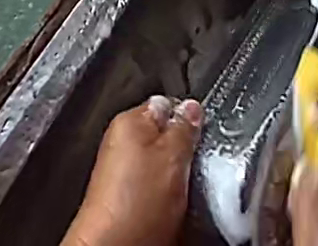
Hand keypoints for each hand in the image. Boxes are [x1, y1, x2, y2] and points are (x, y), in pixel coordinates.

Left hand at [62, 95, 203, 245]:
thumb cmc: (132, 208)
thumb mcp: (173, 155)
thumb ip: (185, 126)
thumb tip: (192, 108)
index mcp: (128, 122)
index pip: (168, 105)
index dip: (188, 120)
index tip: (196, 138)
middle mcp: (121, 145)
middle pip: (167, 140)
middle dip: (182, 155)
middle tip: (187, 170)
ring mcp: (122, 176)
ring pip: (164, 168)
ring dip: (175, 181)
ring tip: (176, 196)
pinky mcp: (125, 203)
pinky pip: (155, 192)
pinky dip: (164, 201)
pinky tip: (167, 211)